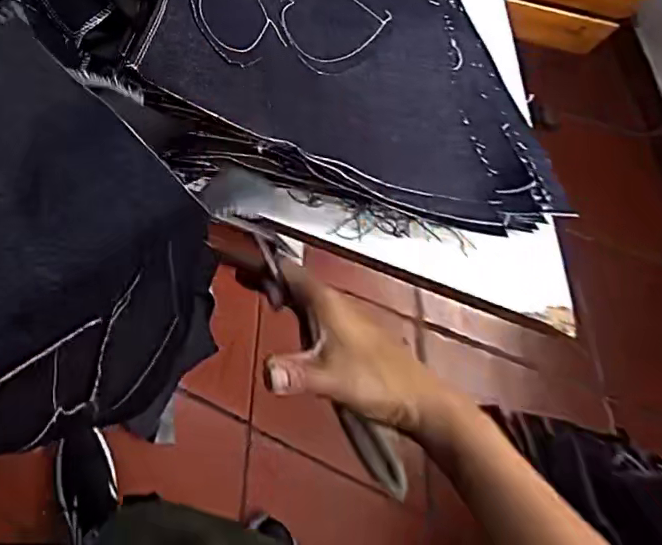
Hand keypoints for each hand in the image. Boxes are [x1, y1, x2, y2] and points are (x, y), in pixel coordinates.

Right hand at [261, 263, 472, 447]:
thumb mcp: (331, 379)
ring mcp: (344, 315)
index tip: (238, 260)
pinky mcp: (351, 331)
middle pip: (294, 279)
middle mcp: (334, 300)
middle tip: (240, 275)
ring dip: (282, 290)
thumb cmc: (376, 382)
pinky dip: (295, 304)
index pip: (287, 270)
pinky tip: (292, 319)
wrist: (423, 401)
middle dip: (268, 275)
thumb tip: (266, 373)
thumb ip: (297, 374)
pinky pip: (314, 306)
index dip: (262, 264)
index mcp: (325, 300)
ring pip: (305, 292)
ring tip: (259, 292)